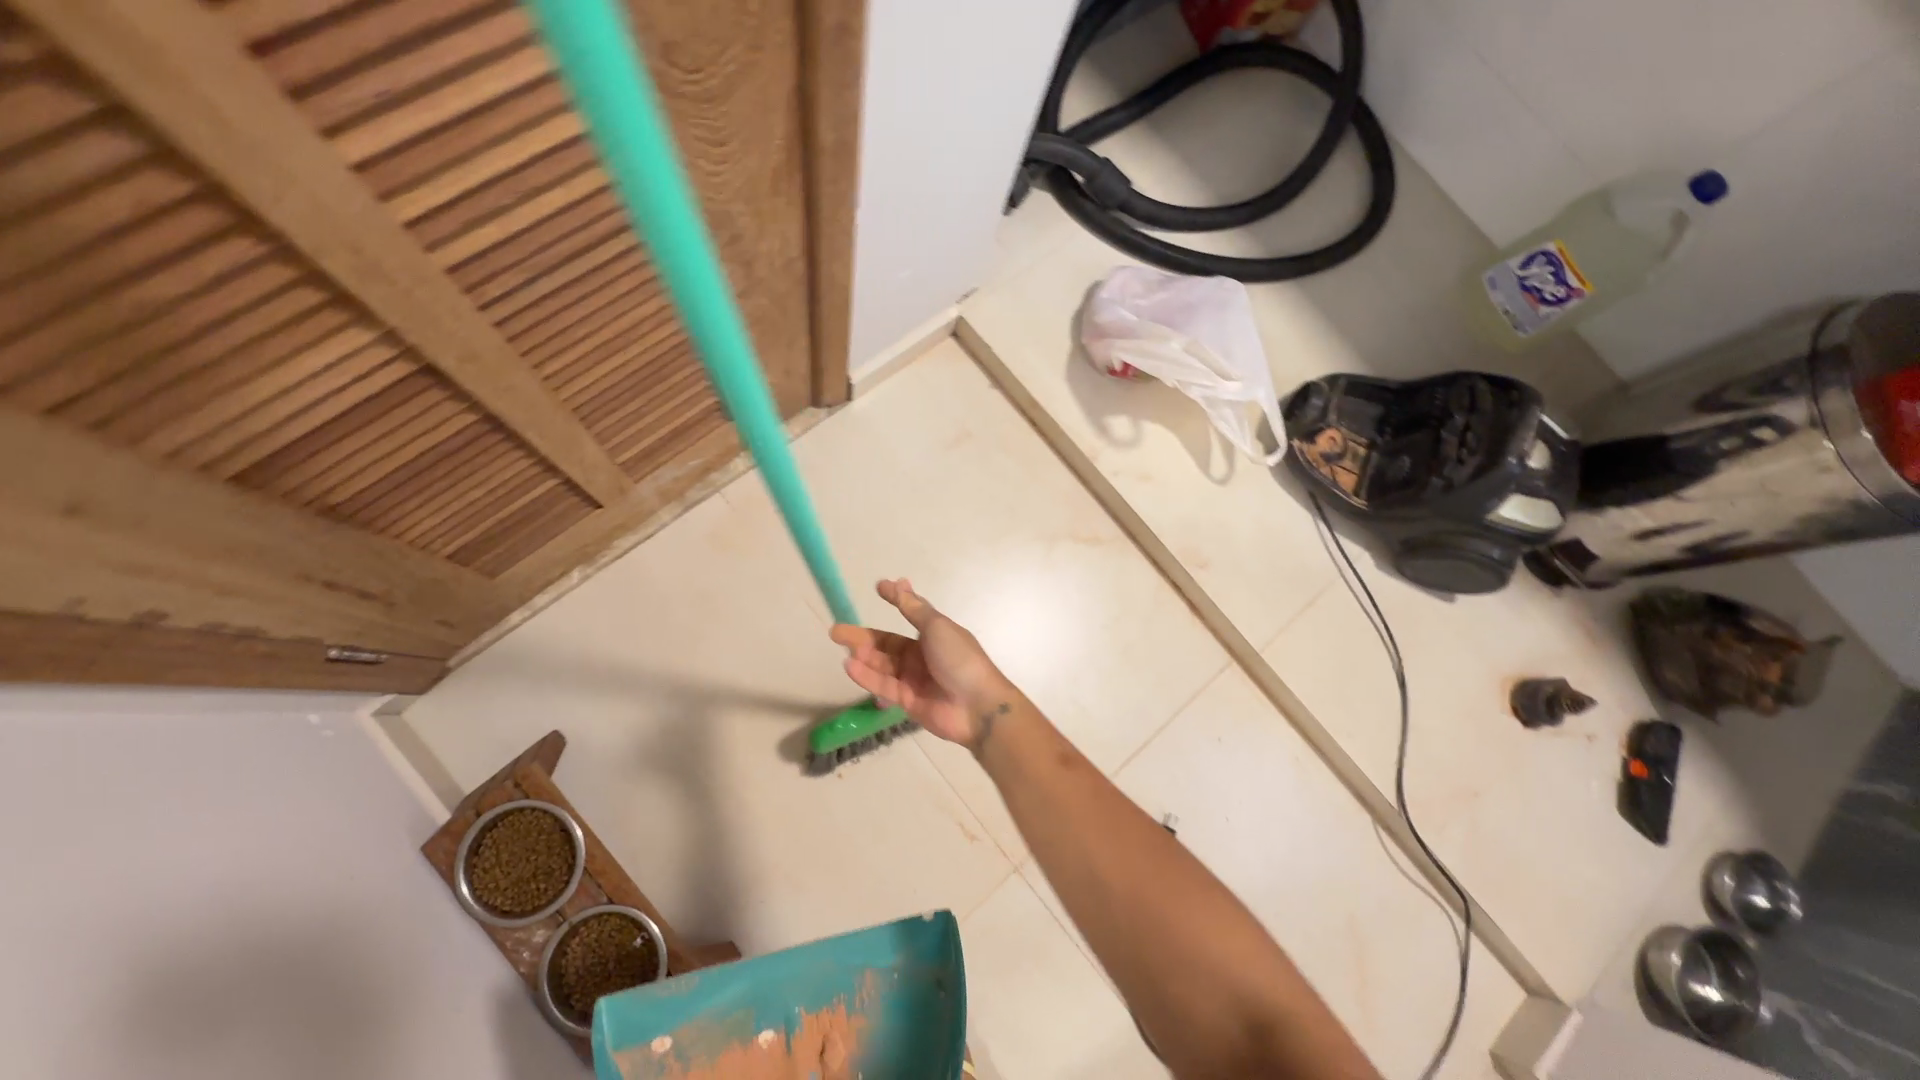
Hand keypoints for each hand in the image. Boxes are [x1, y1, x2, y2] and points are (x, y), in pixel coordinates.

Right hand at [829, 579, 1013, 750]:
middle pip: (886, 644)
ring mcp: (914, 679)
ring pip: (882, 665)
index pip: (909, 614)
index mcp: (934, 635)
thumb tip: (900, 582)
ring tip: (844, 650)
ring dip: (863, 658)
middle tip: (836, 631)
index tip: (878, 588)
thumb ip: (915, 609)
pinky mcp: (907, 701)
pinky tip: (850, 667)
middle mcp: (922, 655)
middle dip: (862, 638)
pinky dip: (866, 677)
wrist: (978, 706)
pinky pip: (883, 686)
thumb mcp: (937, 627)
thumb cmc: (960, 659)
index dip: (895, 601)